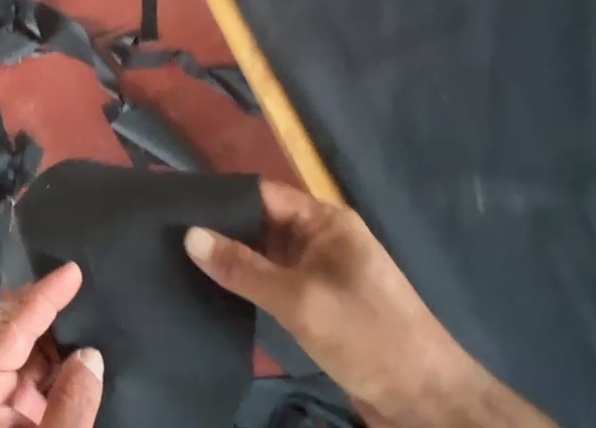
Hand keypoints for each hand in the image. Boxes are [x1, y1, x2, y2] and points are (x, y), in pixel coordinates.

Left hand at [0, 261, 104, 427]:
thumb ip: (70, 404)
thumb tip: (90, 355)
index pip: (13, 325)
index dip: (44, 294)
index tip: (73, 270)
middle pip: (18, 331)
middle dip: (48, 305)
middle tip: (81, 277)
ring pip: (32, 353)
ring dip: (59, 334)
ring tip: (89, 304)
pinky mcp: (14, 417)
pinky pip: (40, 378)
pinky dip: (62, 363)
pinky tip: (85, 348)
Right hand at [185, 181, 550, 427]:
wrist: (428, 403)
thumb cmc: (368, 336)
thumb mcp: (299, 300)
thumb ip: (242, 268)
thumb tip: (189, 235)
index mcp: (325, 221)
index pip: (262, 193)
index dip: (221, 196)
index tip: (177, 203)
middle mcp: (321, 239)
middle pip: (260, 221)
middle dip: (220, 227)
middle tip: (167, 232)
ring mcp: (320, 272)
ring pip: (265, 253)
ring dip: (231, 258)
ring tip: (178, 257)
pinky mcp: (318, 303)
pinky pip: (273, 280)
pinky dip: (247, 283)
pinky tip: (212, 289)